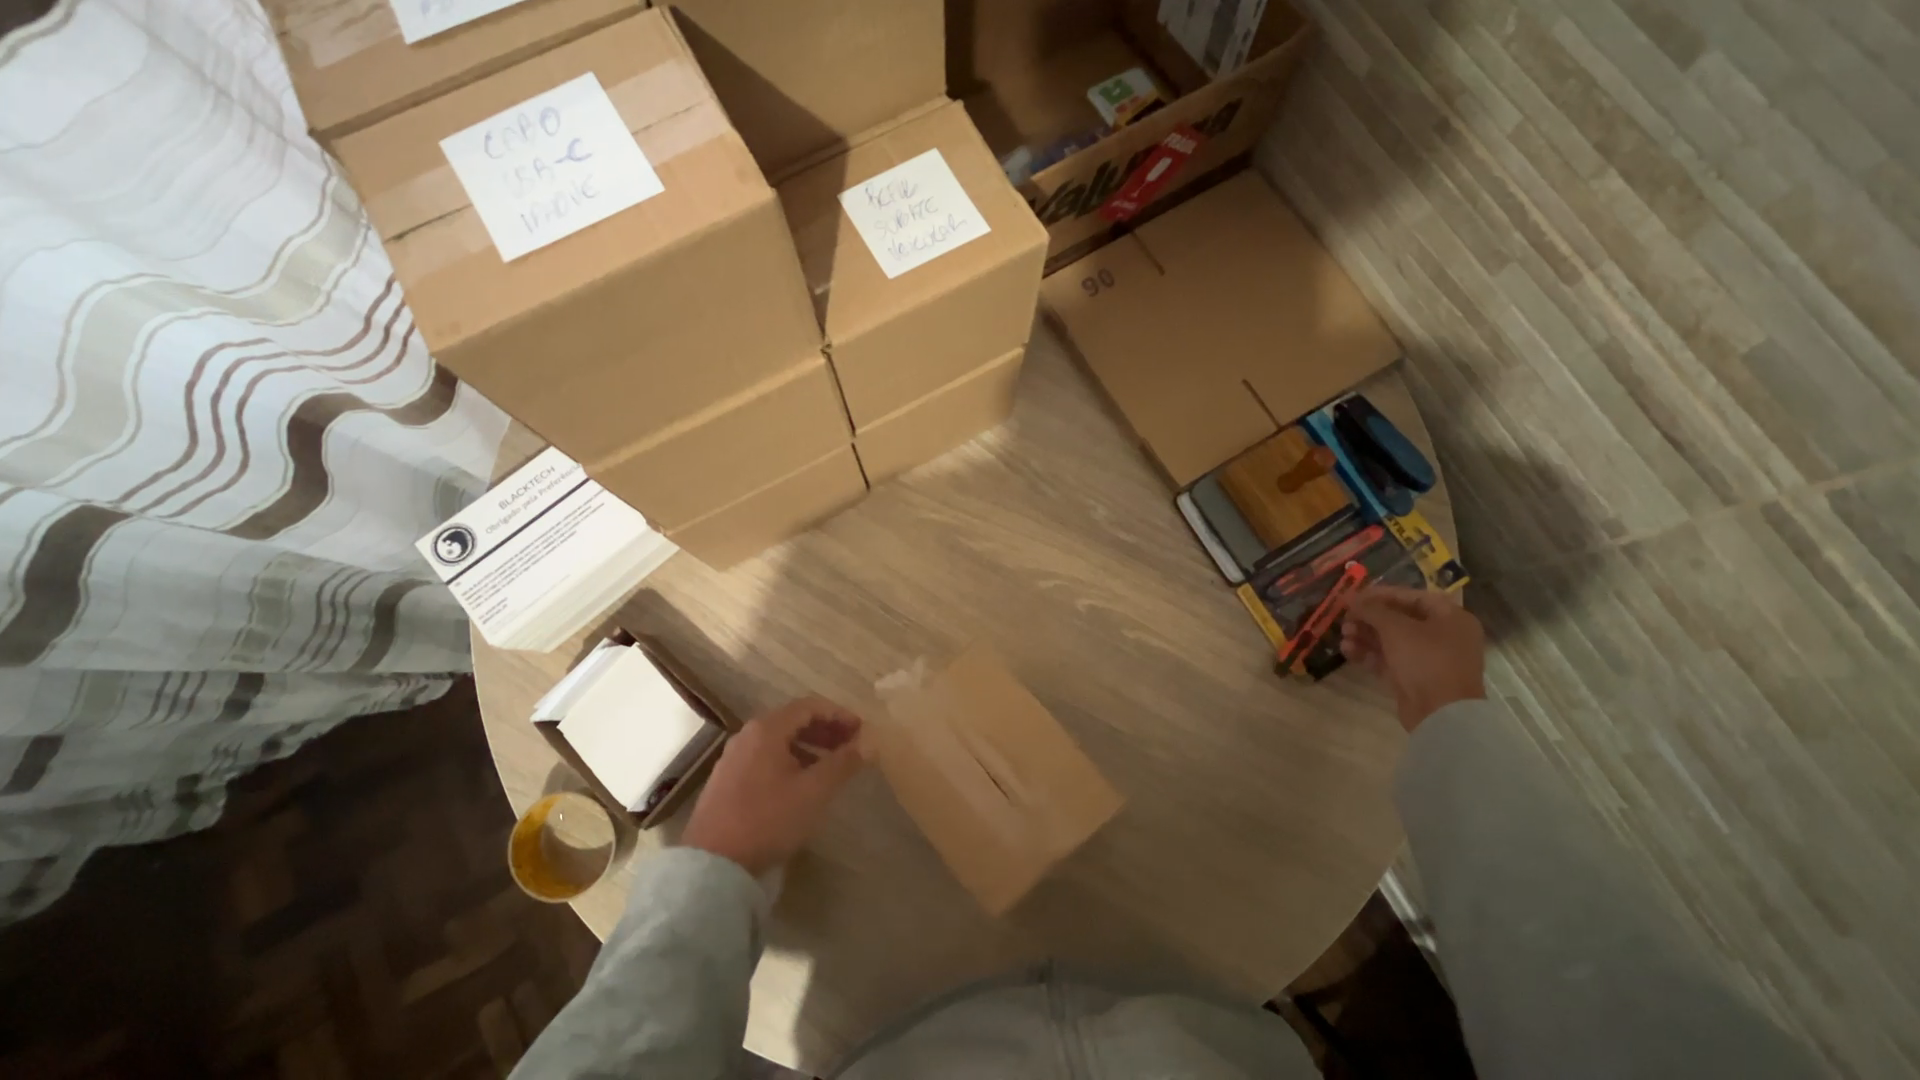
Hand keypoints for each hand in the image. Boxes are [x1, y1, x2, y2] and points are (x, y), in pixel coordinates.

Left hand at [681, 696, 866, 875]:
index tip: (861, 730)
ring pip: (778, 741)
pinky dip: (790, 761)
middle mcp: (747, 736)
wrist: (714, 862)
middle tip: (851, 747)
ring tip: (831, 768)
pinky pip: (765, 758)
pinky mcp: (726, 780)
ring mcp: (733, 758)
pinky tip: (801, 785)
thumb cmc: (769, 819)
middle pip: (792, 721)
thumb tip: (870, 742)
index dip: (839, 714)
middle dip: (825, 731)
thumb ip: (843, 763)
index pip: (809, 706)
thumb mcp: (814, 791)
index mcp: (767, 729)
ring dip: (809, 747)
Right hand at [1340, 585, 1486, 732]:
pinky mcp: (1415, 678)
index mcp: (1450, 617)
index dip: (1380, 595)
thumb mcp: (1397, 629)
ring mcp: (1429, 658)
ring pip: (1391, 640)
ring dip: (1365, 636)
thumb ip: (1373, 610)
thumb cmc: (1425, 660)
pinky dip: (1369, 654)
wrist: (1441, 714)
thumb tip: (1351, 597)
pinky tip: (1348, 651)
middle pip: (1399, 619)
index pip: (1411, 597)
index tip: (1353, 597)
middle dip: (1369, 618)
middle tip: (1345, 619)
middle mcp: (1443, 635)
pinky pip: (1389, 660)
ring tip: (1343, 636)